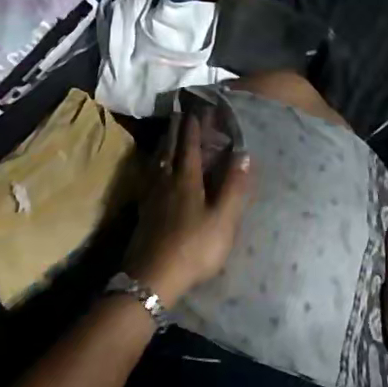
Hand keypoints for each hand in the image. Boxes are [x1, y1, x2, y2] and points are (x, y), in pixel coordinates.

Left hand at [123, 109, 253, 302]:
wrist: (152, 277)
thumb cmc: (194, 248)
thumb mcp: (223, 220)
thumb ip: (234, 187)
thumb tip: (243, 154)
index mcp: (186, 180)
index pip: (189, 146)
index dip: (193, 127)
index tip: (196, 109)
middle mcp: (165, 181)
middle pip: (169, 148)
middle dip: (176, 129)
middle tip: (180, 112)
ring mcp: (151, 195)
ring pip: (157, 161)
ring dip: (164, 143)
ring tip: (168, 134)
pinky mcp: (143, 210)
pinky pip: (149, 175)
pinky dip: (154, 163)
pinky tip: (155, 170)